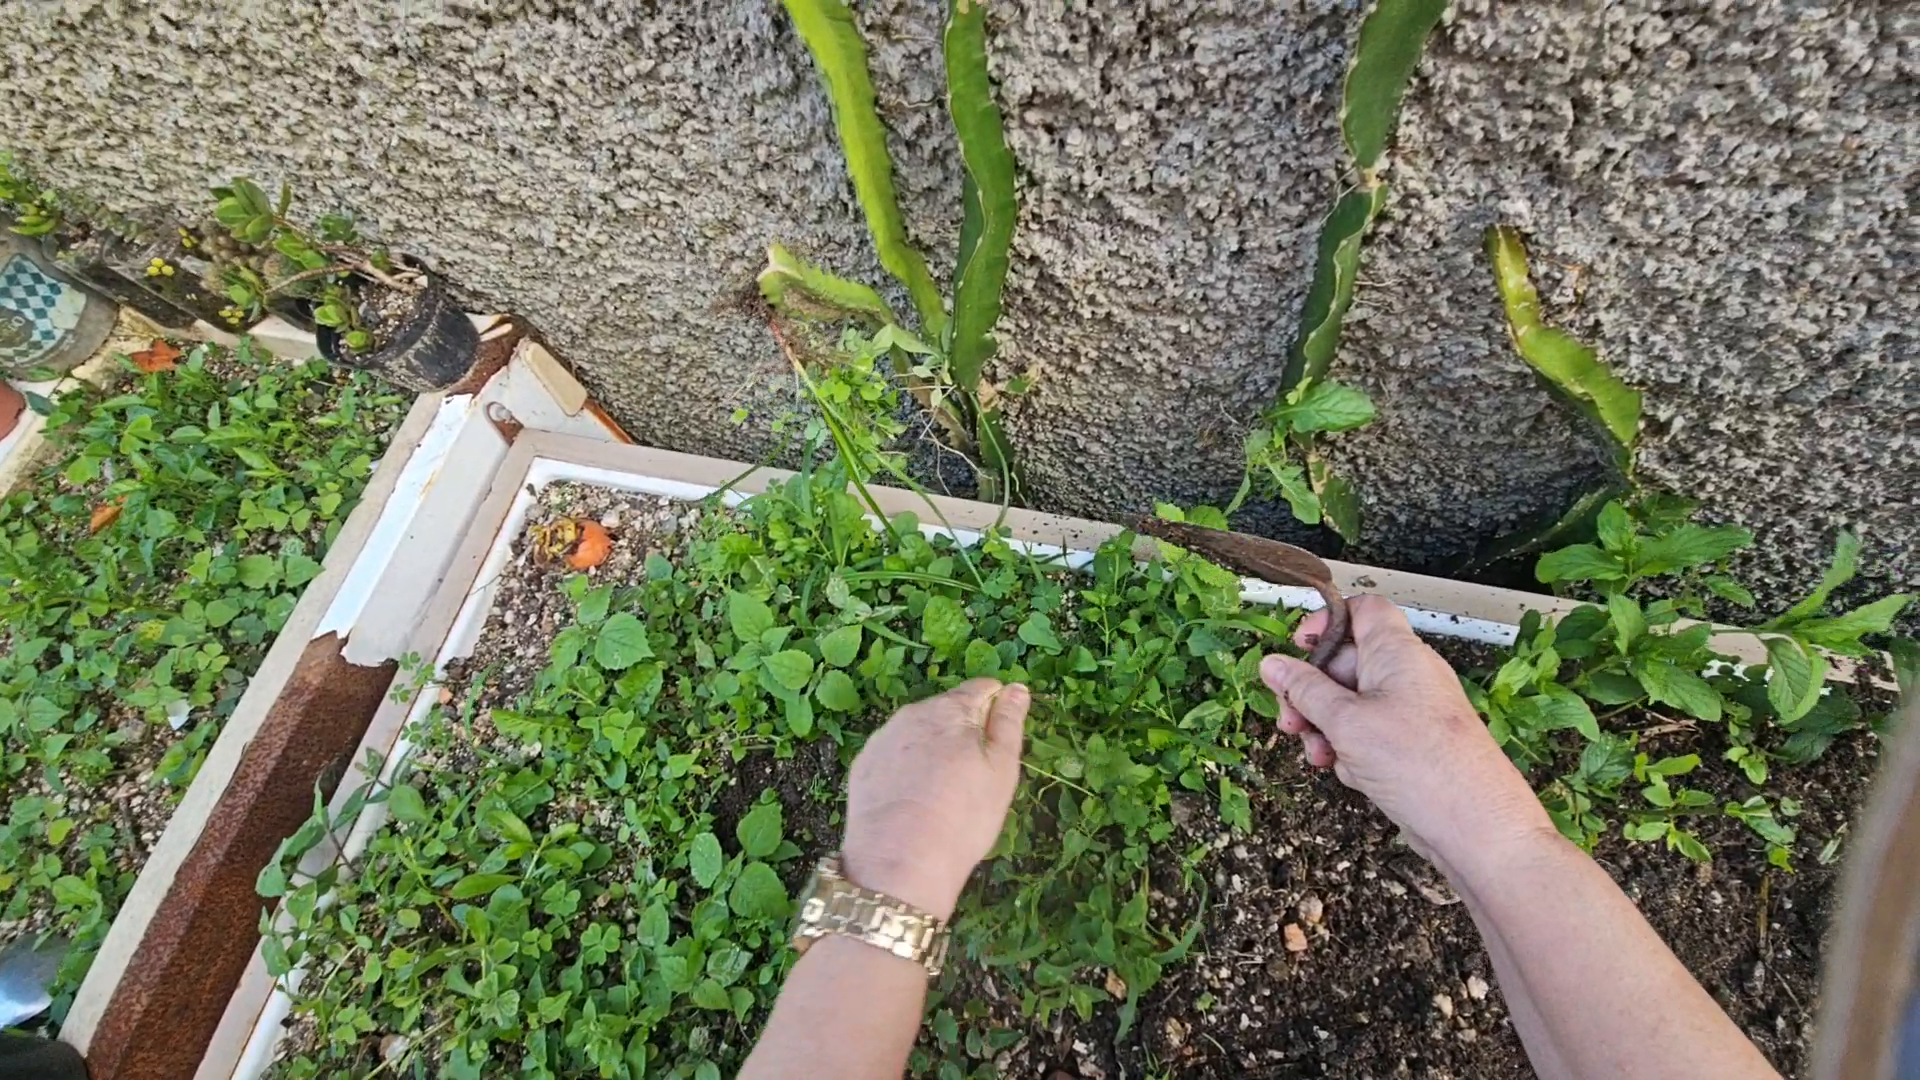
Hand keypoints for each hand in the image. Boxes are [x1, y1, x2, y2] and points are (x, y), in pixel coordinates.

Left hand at [839, 678, 1028, 919]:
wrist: (899, 863)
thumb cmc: (964, 817)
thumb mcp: (1001, 770)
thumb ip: (1009, 722)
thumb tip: (1016, 688)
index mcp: (952, 709)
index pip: (981, 688)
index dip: (997, 708)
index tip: (999, 740)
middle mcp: (914, 712)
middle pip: (949, 707)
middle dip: (964, 728)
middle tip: (973, 774)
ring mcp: (884, 736)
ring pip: (920, 729)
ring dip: (935, 744)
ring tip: (943, 789)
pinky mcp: (864, 762)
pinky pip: (895, 751)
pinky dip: (908, 763)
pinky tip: (913, 796)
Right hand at [1260, 595, 1553, 874]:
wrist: (1480, 834)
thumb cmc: (1420, 766)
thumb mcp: (1345, 722)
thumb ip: (1303, 690)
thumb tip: (1272, 664)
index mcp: (1397, 654)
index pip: (1363, 609)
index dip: (1327, 619)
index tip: (1299, 646)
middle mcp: (1406, 676)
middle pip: (1343, 663)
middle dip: (1309, 691)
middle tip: (1290, 720)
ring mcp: (1410, 712)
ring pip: (1349, 703)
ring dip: (1323, 726)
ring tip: (1320, 755)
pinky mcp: (1411, 745)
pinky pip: (1366, 733)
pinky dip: (1348, 748)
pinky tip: (1350, 773)